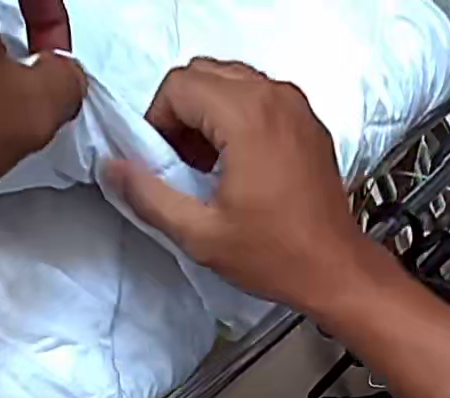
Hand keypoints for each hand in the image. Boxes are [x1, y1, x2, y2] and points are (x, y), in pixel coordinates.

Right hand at [106, 60, 392, 316]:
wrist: (335, 271)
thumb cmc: (278, 257)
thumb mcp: (202, 236)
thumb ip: (151, 197)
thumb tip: (114, 170)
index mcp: (246, 115)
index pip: (179, 85)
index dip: (158, 120)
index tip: (160, 160)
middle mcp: (275, 98)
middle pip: (205, 75)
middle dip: (182, 115)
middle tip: (180, 165)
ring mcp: (297, 109)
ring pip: (234, 85)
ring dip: (210, 118)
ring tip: (208, 171)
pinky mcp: (310, 127)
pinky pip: (263, 102)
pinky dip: (241, 123)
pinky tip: (239, 170)